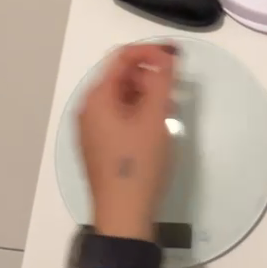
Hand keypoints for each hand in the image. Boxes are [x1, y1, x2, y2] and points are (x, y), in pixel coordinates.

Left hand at [80, 43, 177, 240]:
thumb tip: (165, 56)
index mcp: (97, 98)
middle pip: (120, 75)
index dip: (151, 51)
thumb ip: (162, 81)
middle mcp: (89, 109)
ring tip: (170, 107)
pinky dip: (139, 111)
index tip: (178, 56)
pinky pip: (119, 116)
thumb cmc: (139, 164)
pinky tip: (157, 125)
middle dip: (149, 74)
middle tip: (175, 87)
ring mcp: (92, 130)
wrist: (123, 217)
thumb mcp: (155, 118)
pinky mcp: (100, 146)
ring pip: (121, 97)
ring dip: (146, 93)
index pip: (122, 57)